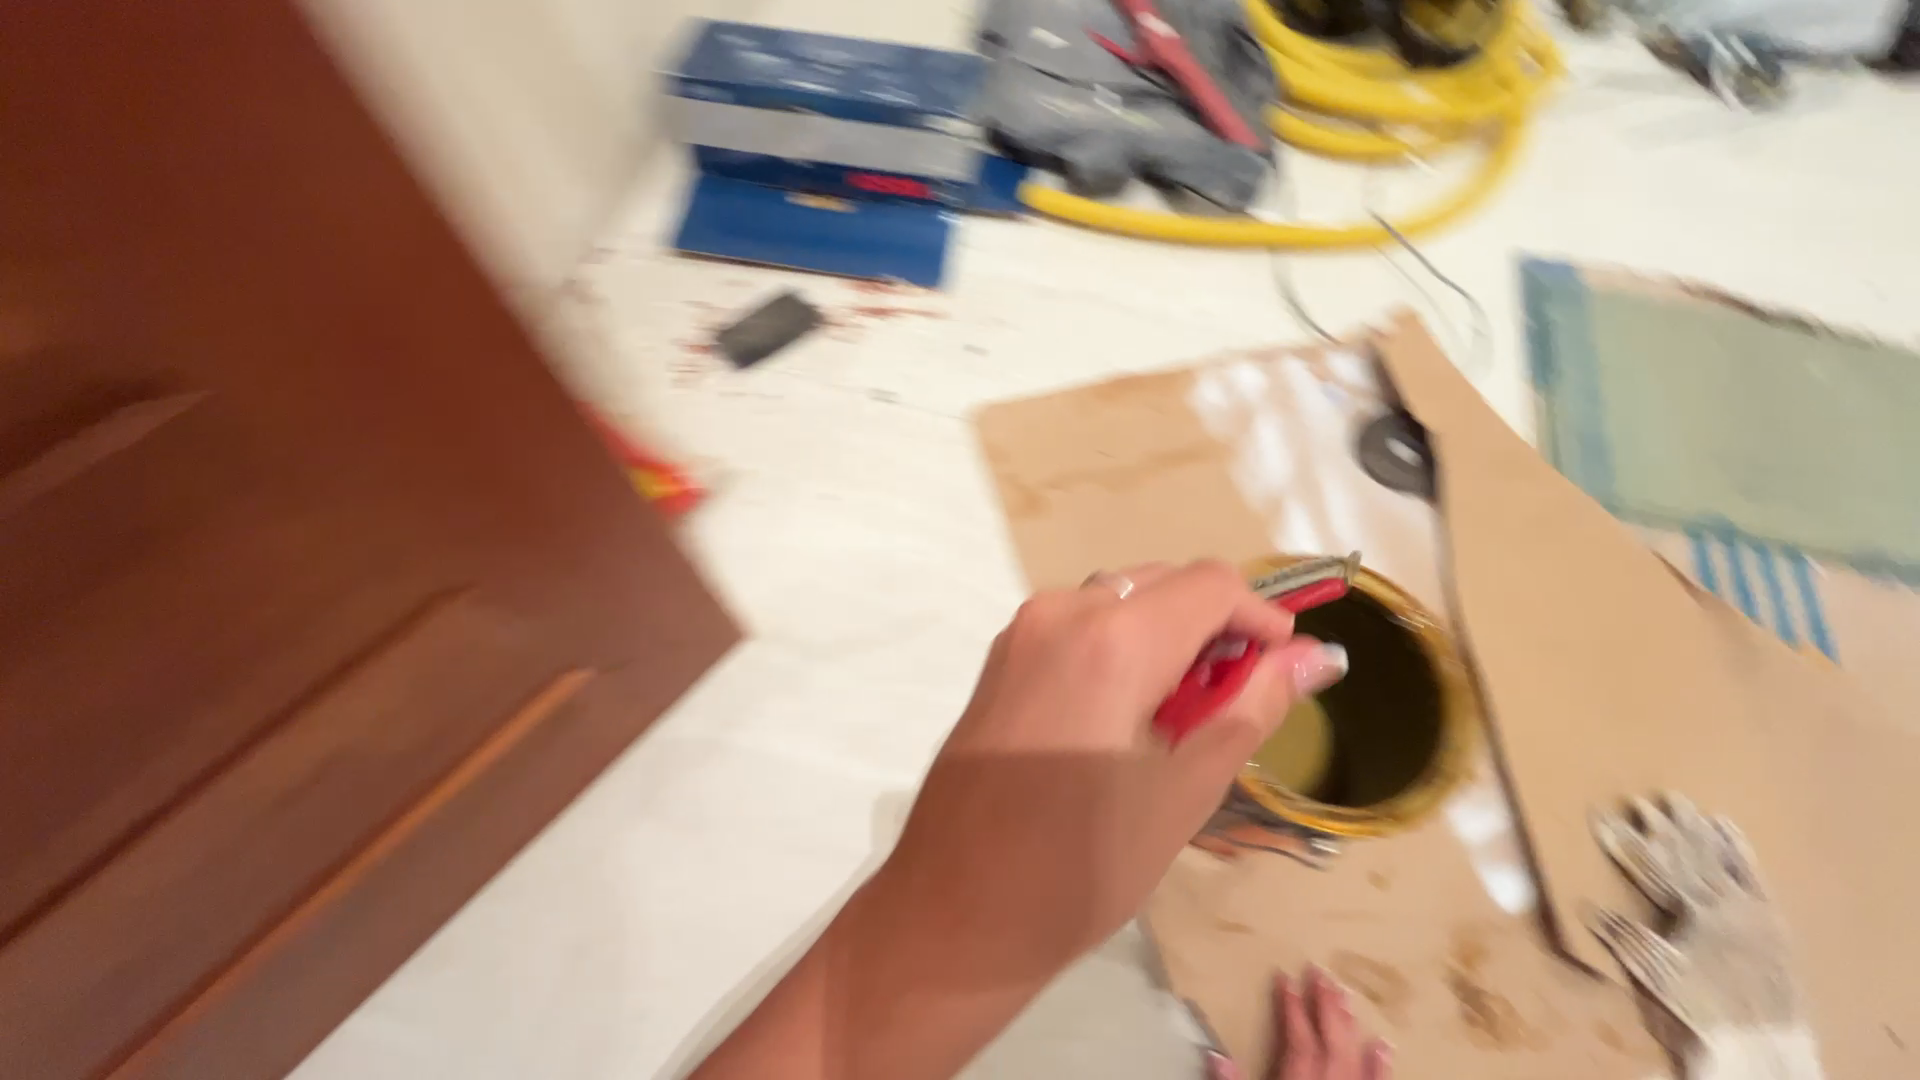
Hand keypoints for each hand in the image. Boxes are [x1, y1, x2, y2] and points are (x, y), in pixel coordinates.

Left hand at [869, 560, 1348, 981]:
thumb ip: (1250, 707)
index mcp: (1110, 639)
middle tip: (1231, 702)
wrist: (954, 909)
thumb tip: (1314, 657)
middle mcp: (1059, 613)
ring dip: (1164, 638)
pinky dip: (1117, 647)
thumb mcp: (1183, 790)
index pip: (1210, 583)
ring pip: (1117, 600)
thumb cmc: (1078, 866)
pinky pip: (1076, 625)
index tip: (1282, 671)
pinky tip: (1122, 714)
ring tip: (1177, 717)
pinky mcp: (999, 659)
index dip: (1261, 618)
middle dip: (1212, 628)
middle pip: (1162, 584)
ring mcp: (1019, 633)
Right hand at [1207, 970, 1392, 1079]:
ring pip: (1356, 1065)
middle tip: (1321, 971)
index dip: (1291, 1008)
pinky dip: (1381, 1070)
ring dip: (1351, 1028)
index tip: (1284, 976)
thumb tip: (1216, 1054)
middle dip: (1325, 1007)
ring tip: (1348, 995)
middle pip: (1331, 1046)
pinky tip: (1384, 1049)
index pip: (1298, 1043)